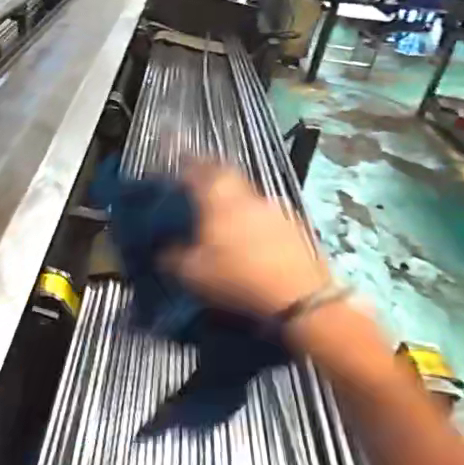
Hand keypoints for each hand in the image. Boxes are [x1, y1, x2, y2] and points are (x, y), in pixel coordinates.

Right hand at [161, 162, 334, 320]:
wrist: (300, 297)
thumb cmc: (238, 278)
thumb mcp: (193, 273)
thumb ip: (172, 256)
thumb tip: (162, 248)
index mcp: (217, 197)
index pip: (197, 169)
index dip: (185, 167)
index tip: (177, 167)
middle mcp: (246, 194)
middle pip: (224, 174)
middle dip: (210, 176)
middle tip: (199, 186)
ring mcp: (274, 207)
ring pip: (246, 193)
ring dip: (233, 198)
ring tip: (223, 214)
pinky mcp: (295, 223)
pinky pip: (265, 211)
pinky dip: (253, 217)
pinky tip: (251, 234)